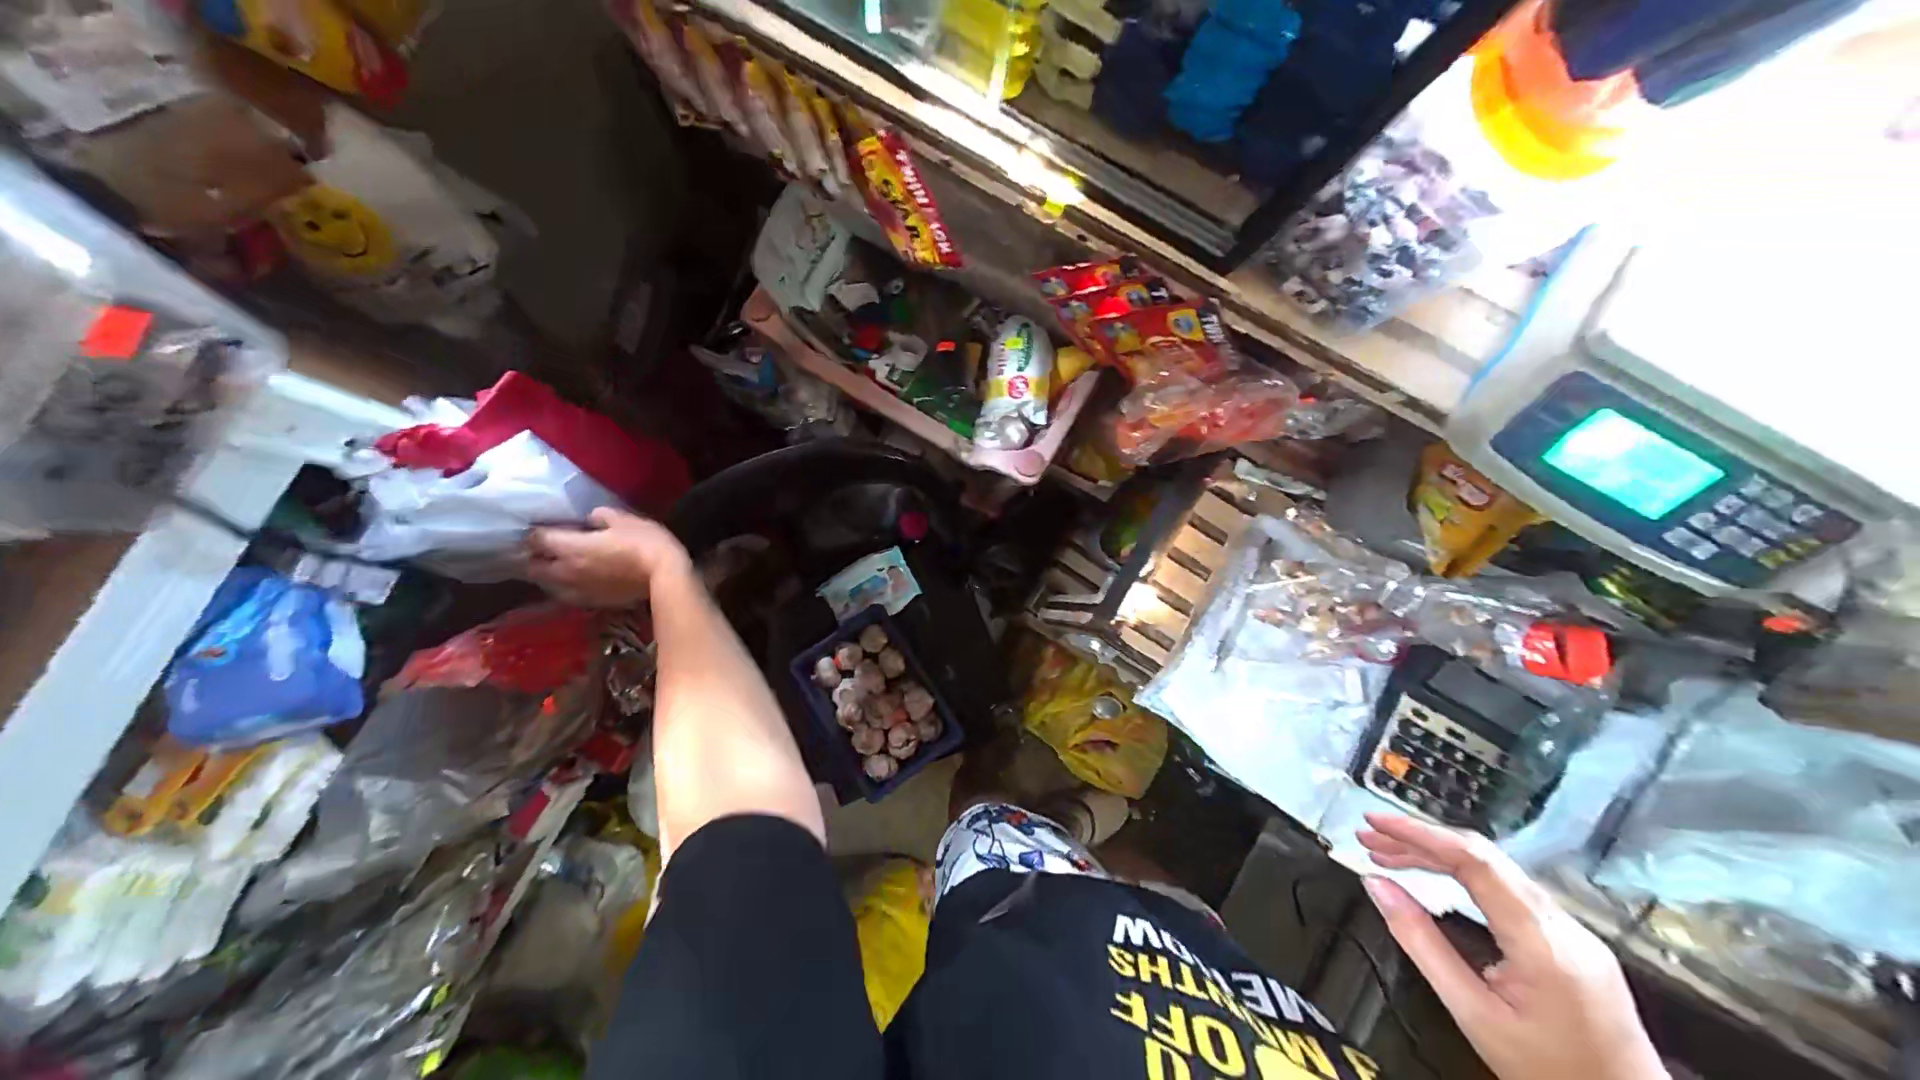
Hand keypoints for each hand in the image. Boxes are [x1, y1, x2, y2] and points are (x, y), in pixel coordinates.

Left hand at [526, 507, 691, 607]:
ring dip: (548, 575)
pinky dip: (565, 588)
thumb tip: (591, 518)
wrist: (665, 576)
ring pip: (547, 585)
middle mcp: (565, 571)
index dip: (538, 531)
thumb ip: (600, 516)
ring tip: (559, 566)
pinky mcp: (591, 602)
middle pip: (534, 567)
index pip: (537, 539)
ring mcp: (577, 590)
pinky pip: (566, 595)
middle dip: (536, 557)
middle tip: (548, 548)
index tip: (547, 526)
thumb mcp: (624, 519)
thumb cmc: (645, 542)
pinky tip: (576, 582)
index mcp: (570, 547)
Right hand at [1357, 814, 1667, 1079]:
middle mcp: (1563, 925)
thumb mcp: (1472, 1013)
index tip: (1375, 821)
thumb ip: (1421, 943)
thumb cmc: (1549, 1072)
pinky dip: (1461, 873)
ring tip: (1388, 853)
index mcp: (1542, 942)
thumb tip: (1376, 885)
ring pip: (1494, 869)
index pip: (1474, 861)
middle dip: (1420, 840)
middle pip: (1482, 857)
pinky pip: (1507, 888)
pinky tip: (1433, 876)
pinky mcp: (1571, 939)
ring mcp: (1573, 930)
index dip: (1419, 833)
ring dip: (1438, 854)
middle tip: (1369, 836)